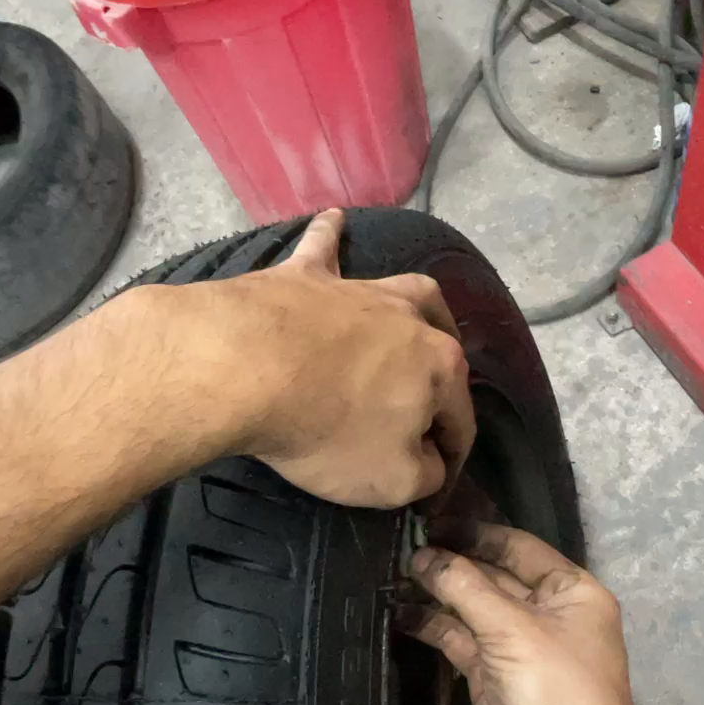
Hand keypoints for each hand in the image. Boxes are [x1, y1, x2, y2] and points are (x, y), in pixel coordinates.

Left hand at [136, 209, 474, 507]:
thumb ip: (426, 474)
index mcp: (440, 367)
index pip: (460, 422)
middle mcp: (409, 318)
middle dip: (444, 384)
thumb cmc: (327, 430)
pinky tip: (334, 219)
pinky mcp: (304, 276)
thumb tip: (433, 462)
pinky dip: (331, 237)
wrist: (243, 369)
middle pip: (441, 350)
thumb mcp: (392, 480)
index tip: (433, 485)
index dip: (451, 459)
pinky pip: (323, 248)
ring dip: (415, 308)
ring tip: (416, 318)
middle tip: (427, 410)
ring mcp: (356, 290)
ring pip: (401, 290)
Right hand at [400, 521, 653, 704]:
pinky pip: (456, 638)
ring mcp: (516, 645)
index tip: (428, 520)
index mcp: (571, 592)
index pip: (518, 545)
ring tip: (390, 575)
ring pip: (469, 606)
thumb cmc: (554, 692)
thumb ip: (464, 586)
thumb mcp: (512, 629)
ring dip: (435, 593)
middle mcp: (546, 612)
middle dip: (449, 562)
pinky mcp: (490, 674)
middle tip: (399, 545)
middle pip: (491, 574)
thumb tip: (421, 553)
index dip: (474, 532)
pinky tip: (399, 612)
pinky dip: (430, 625)